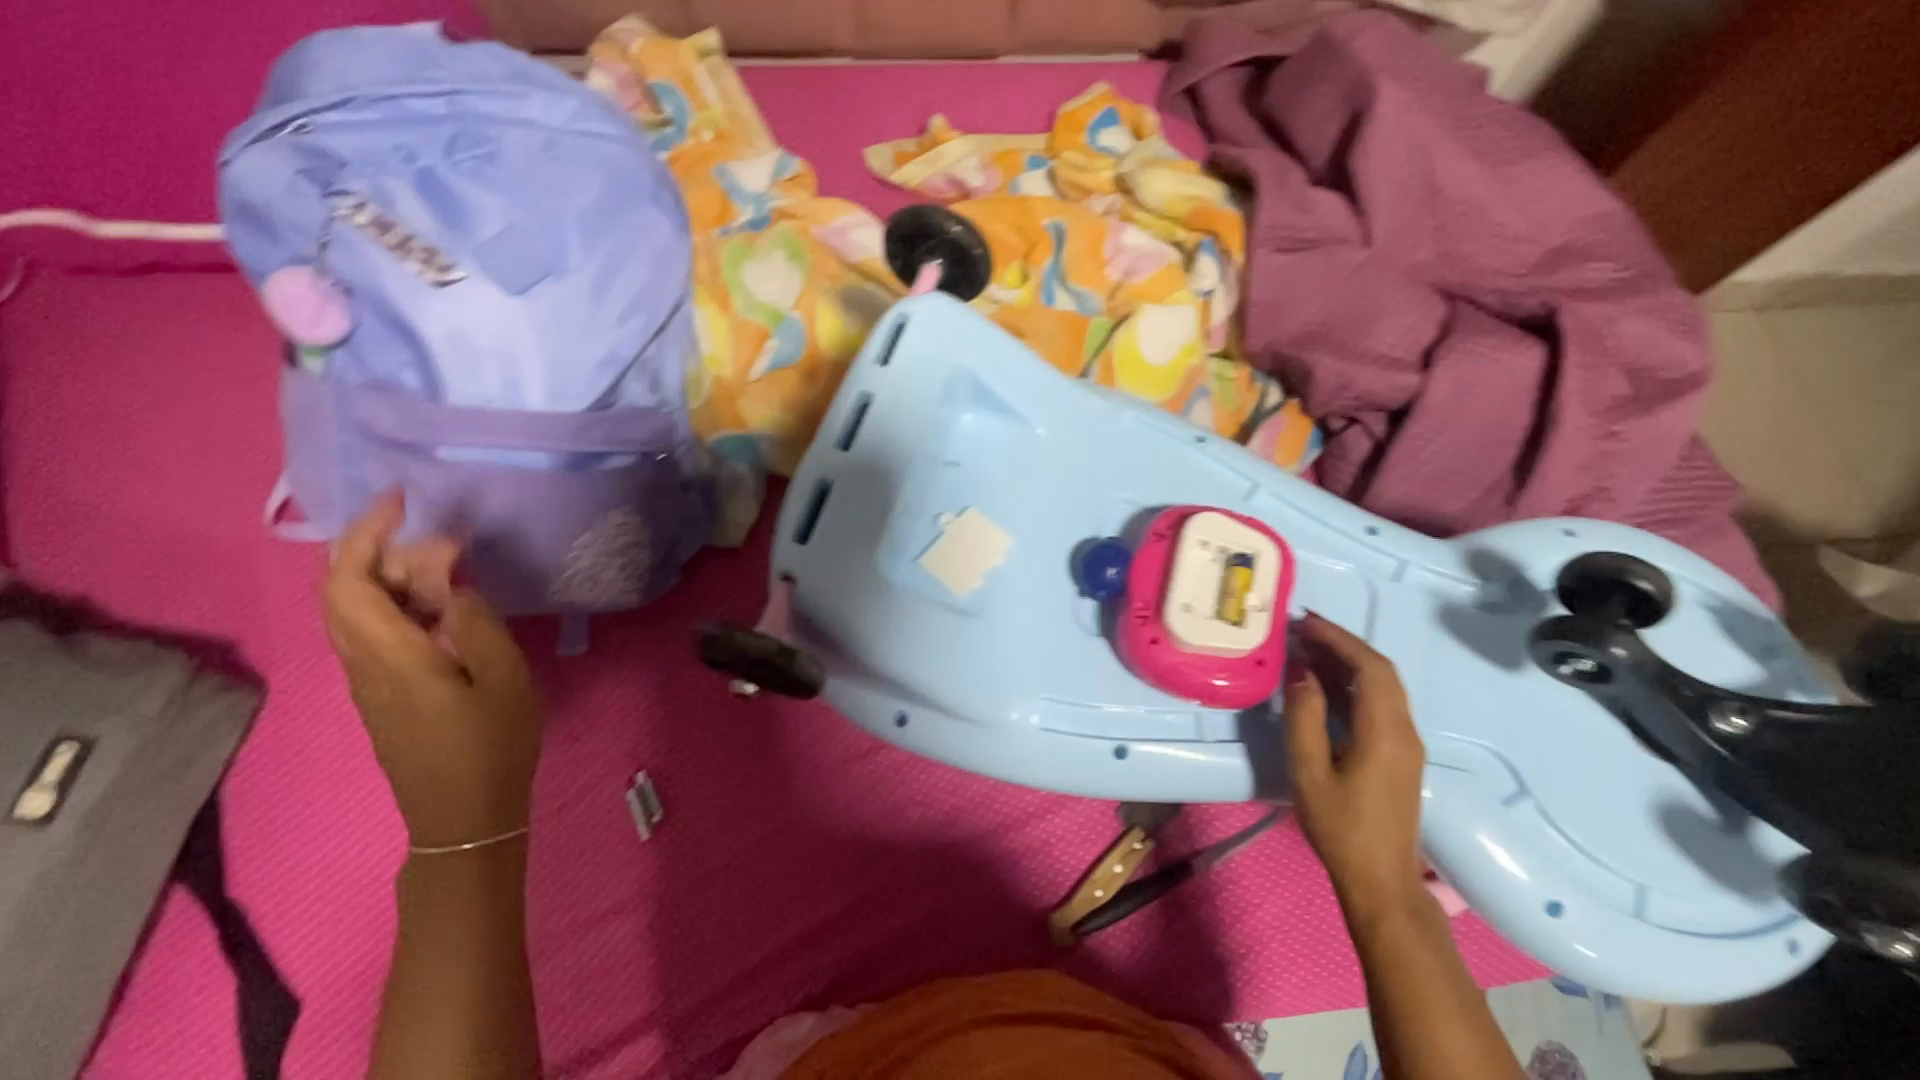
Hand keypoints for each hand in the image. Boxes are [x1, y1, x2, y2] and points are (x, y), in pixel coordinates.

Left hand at [320, 492, 543, 849]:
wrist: (464, 819)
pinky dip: (393, 605)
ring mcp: (366, 683)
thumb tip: (449, 577)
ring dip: (385, 578)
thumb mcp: (503, 677)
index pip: (351, 579)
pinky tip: (439, 611)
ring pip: (352, 612)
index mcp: (390, 655)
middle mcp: (362, 664)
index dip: (367, 533)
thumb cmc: (491, 746)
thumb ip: (473, 619)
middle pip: (341, 591)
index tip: (403, 502)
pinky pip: (371, 633)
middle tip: (432, 539)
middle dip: (375, 550)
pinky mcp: (380, 696)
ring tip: (442, 569)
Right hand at [1282, 613, 1426, 915]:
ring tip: (1307, 650)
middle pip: (1381, 672)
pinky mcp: (1398, 756)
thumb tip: (1301, 672)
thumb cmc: (1340, 827)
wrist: (1380, 879)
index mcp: (1385, 731)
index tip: (1305, 622)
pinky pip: (1379, 705)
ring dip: (1348, 664)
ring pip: (1382, 688)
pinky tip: (1323, 685)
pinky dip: (1352, 686)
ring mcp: (1405, 744)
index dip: (1339, 639)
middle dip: (1343, 645)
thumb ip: (1304, 717)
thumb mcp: (1309, 771)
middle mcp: (1403, 730)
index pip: (1370, 667)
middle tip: (1303, 630)